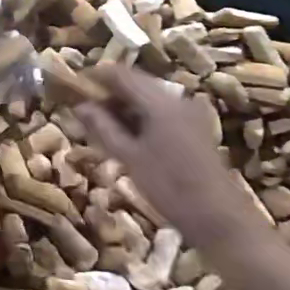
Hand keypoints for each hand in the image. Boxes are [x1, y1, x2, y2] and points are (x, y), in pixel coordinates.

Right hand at [75, 66, 266, 253]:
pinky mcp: (193, 127)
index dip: (95, 76)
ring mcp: (188, 112)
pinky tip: (126, 137)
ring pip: (148, 99)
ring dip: (123, 107)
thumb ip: (103, 127)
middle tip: (82, 112)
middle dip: (108, 94)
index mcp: (160, 101)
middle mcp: (176, 98)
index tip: (72, 86)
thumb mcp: (130, 157)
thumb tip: (80, 106)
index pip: (121, 74)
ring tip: (99, 127)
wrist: (217, 215)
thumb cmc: (169, 186)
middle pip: (136, 84)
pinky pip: (160, 112)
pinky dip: (140, 118)